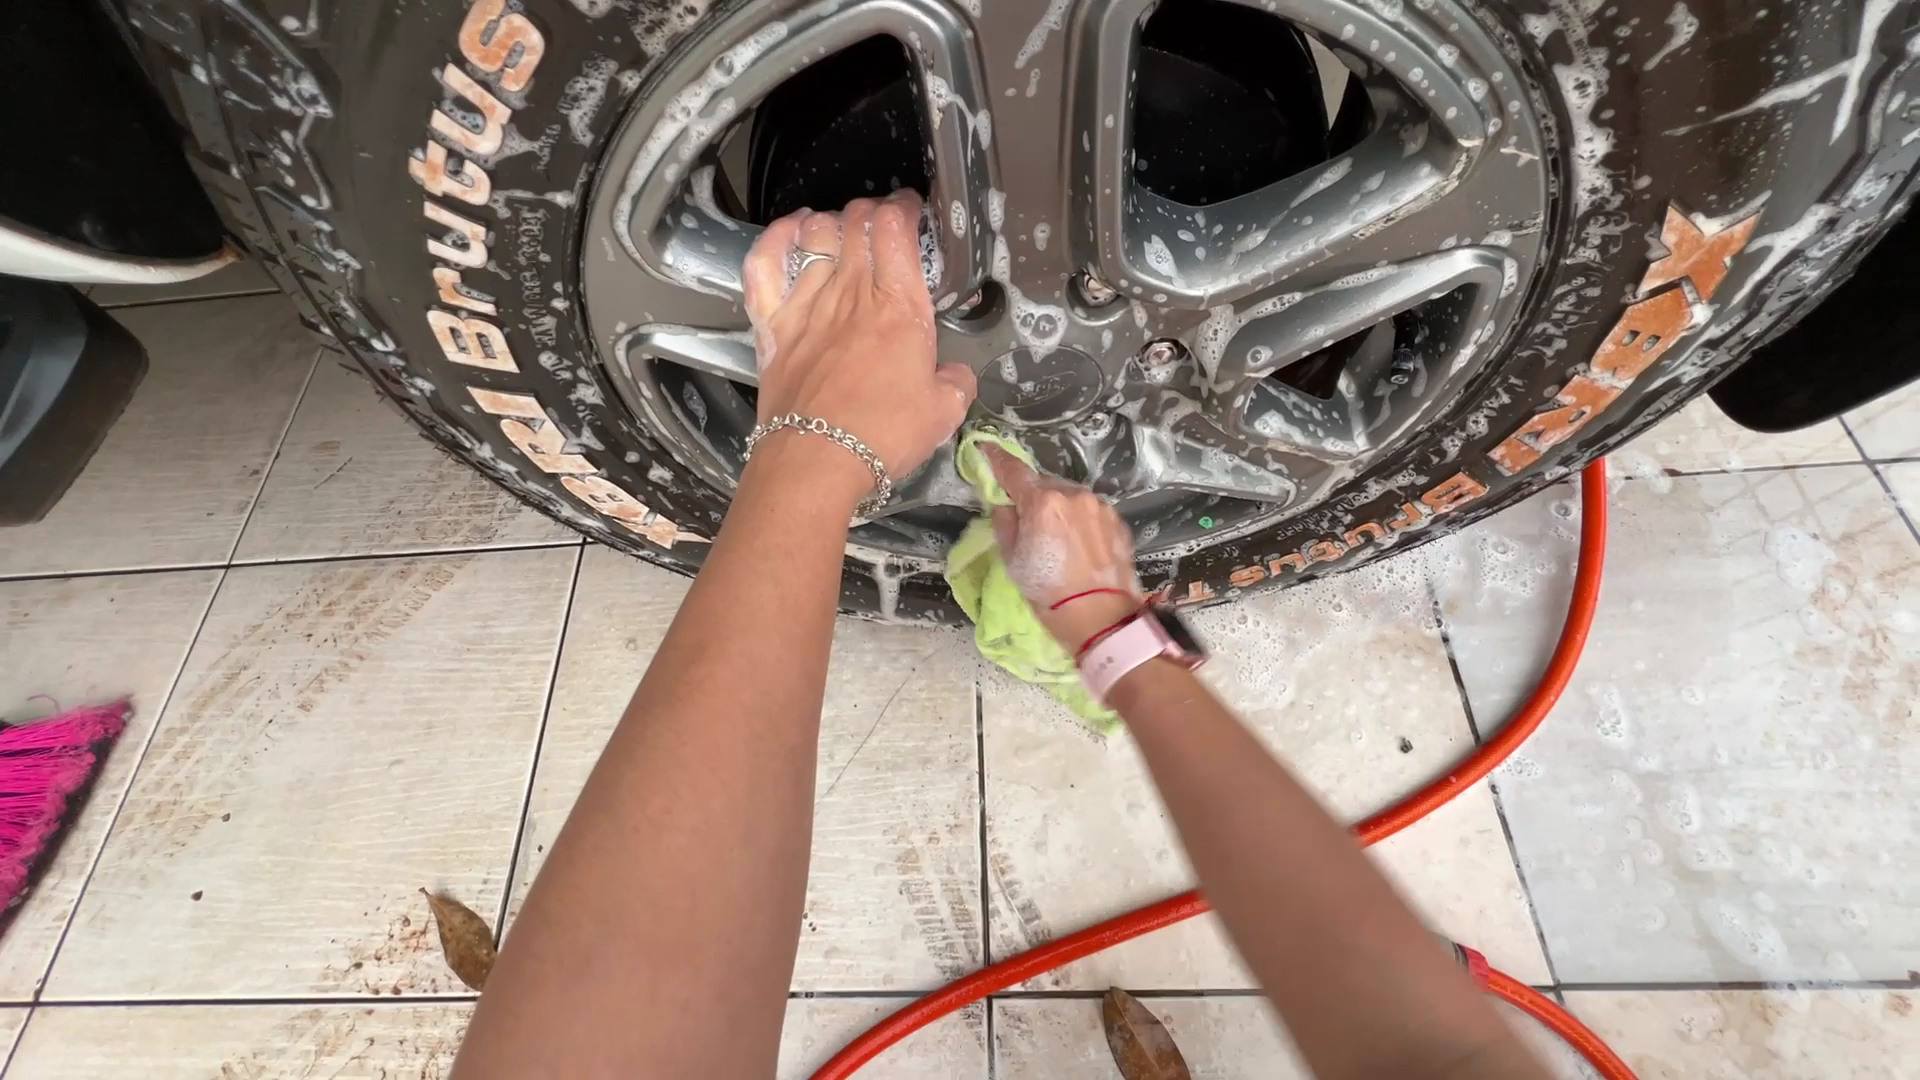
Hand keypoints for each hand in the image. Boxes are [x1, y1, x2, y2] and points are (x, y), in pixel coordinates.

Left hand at [741, 191, 977, 492]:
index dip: (904, 209)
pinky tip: (791, 233)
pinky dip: (777, 238)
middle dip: (872, 212)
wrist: (818, 460)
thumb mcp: (944, 413)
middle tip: (882, 224)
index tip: (911, 212)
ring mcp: (806, 304)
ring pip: (815, 235)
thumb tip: (955, 374)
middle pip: (856, 223)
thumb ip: (957, 383)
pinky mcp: (773, 324)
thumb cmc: (884, 435)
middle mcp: (851, 293)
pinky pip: (765, 263)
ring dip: (832, 222)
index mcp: (899, 307)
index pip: (896, 229)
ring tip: (841, 230)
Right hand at [983, 445, 1144, 651]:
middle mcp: (1073, 494)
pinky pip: (1090, 512)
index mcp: (1042, 501)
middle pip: (1044, 485)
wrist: (1100, 616)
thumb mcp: (1012, 559)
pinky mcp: (1117, 521)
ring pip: (1070, 497)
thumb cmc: (1048, 591)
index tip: (987, 448)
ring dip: (1059, 508)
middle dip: (1034, 497)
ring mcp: (1099, 506)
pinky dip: (1080, 520)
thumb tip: (1006, 505)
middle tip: (1029, 521)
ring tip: (1057, 538)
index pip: (1014, 471)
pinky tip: (1078, 545)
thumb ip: (1004, 522)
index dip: (997, 459)